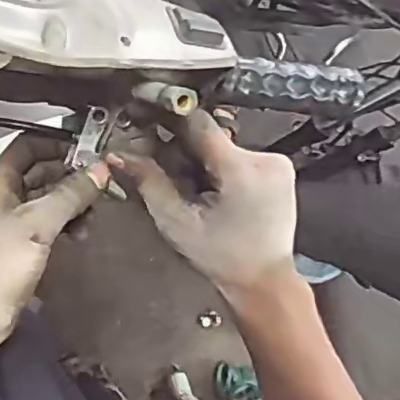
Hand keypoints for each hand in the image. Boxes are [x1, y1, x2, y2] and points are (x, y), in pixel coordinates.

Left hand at [0, 135, 109, 365]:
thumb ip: (69, 194)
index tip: (90, 150)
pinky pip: (46, 219)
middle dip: (71, 175)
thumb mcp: (38, 224)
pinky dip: (65, 221)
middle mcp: (1, 194)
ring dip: (71, 201)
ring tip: (94, 213)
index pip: (28, 144)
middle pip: (40, 169)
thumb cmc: (1, 265)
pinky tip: (82, 233)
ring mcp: (9, 218)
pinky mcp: (19, 240)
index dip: (58, 143)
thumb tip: (101, 170)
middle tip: (101, 184)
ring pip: (46, 196)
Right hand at [110, 111, 297, 302]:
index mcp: (241, 170)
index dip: (168, 119)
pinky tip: (213, 190)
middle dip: (183, 151)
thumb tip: (120, 155)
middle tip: (167, 173)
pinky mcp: (279, 169)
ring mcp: (277, 163)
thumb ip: (149, 182)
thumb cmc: (221, 257)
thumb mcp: (176, 222)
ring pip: (222, 145)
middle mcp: (265, 159)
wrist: (264, 281)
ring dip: (201, 159)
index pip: (198, 123)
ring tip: (194, 189)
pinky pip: (237, 155)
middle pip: (209, 136)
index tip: (146, 118)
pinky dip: (219, 166)